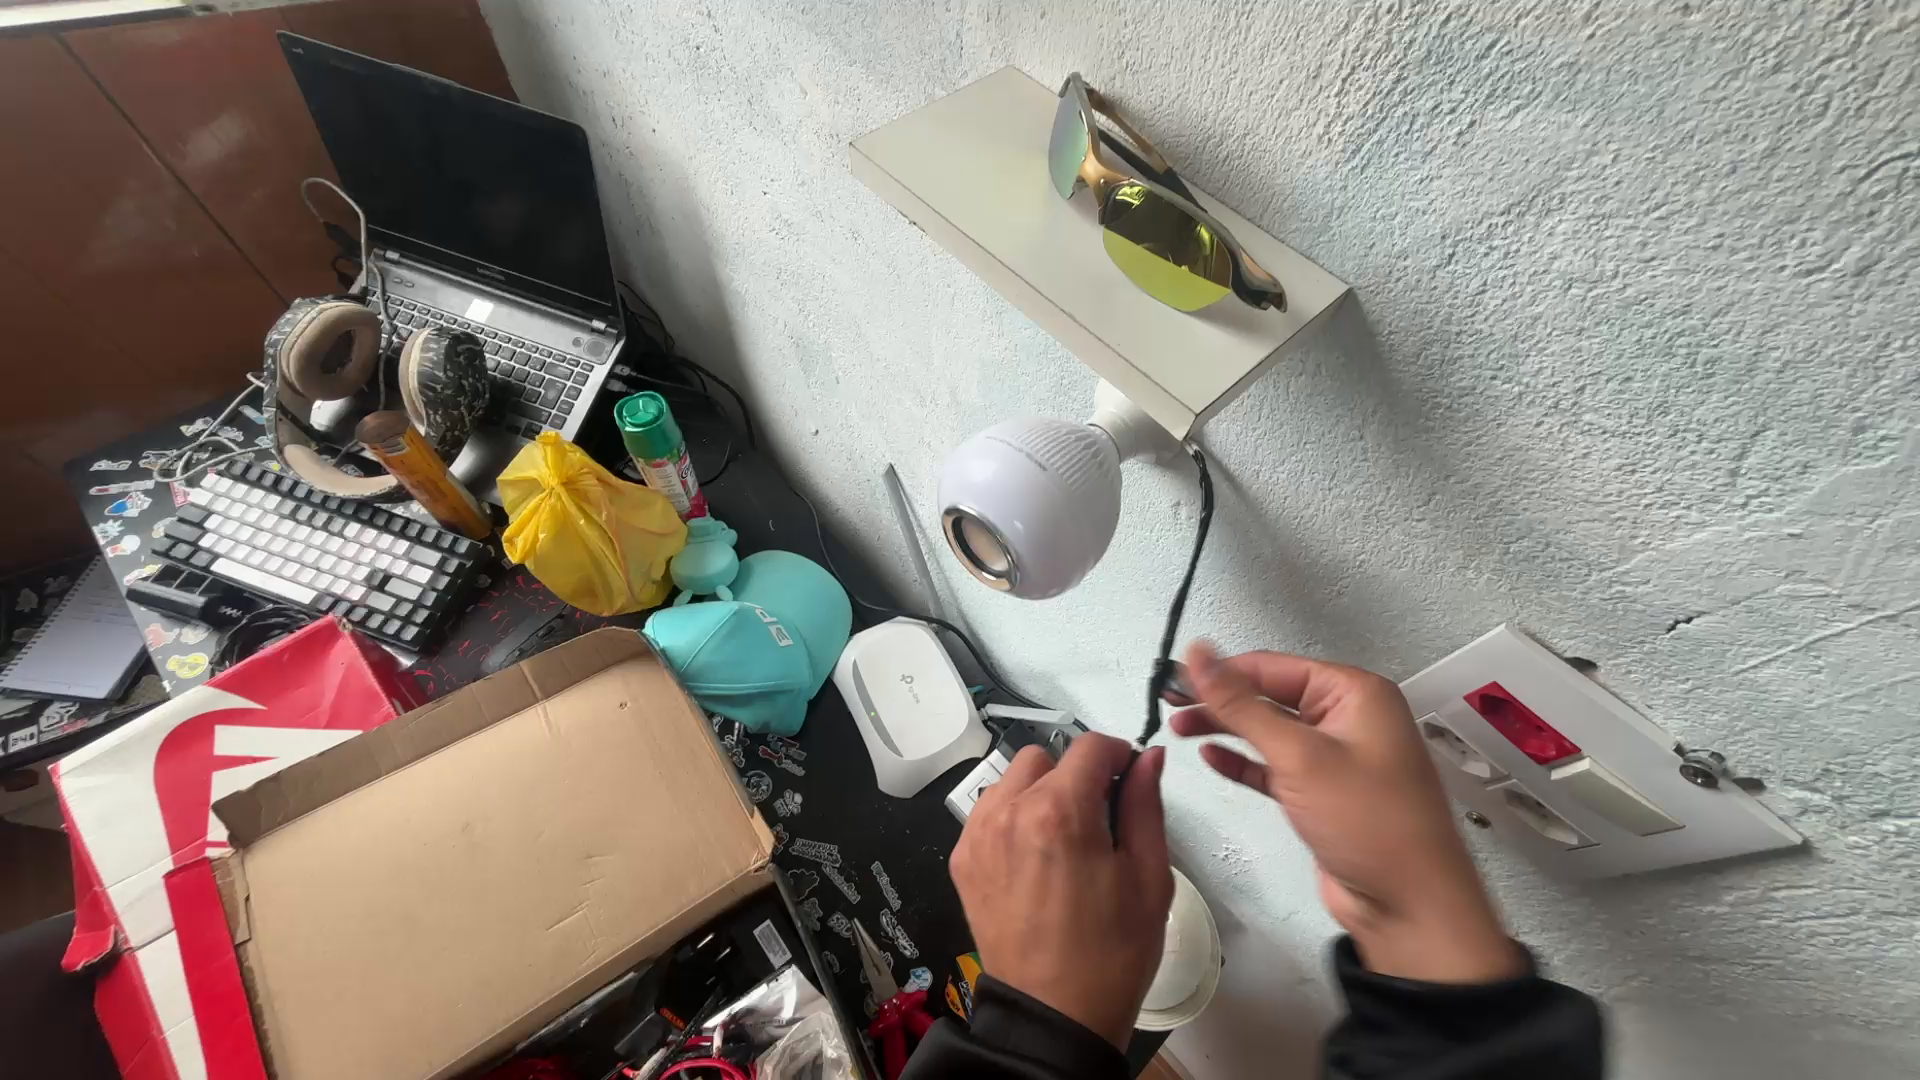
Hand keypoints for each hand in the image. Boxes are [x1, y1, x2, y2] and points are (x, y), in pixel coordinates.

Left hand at [950, 734, 1172, 1047]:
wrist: (1054, 1015)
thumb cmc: (1111, 953)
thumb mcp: (1149, 876)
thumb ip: (1145, 804)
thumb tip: (1148, 759)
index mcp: (1060, 813)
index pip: (1090, 746)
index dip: (1118, 754)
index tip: (1128, 775)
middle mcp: (1010, 811)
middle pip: (1046, 756)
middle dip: (1076, 773)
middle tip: (1098, 814)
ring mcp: (979, 834)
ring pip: (1012, 778)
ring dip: (1041, 790)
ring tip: (1064, 837)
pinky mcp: (963, 856)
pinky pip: (989, 810)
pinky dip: (1013, 815)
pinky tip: (1035, 854)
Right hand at [1172, 642, 1523, 983]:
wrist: (1410, 910)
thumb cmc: (1371, 824)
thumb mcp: (1298, 755)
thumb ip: (1241, 703)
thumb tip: (1200, 654)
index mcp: (1354, 693)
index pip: (1271, 667)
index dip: (1220, 671)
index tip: (1175, 676)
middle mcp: (1346, 718)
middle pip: (1267, 695)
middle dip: (1218, 699)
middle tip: (1171, 701)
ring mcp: (1333, 756)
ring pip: (1266, 729)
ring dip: (1224, 727)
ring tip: (1180, 728)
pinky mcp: (1319, 790)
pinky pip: (1272, 763)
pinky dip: (1242, 760)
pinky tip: (1212, 757)